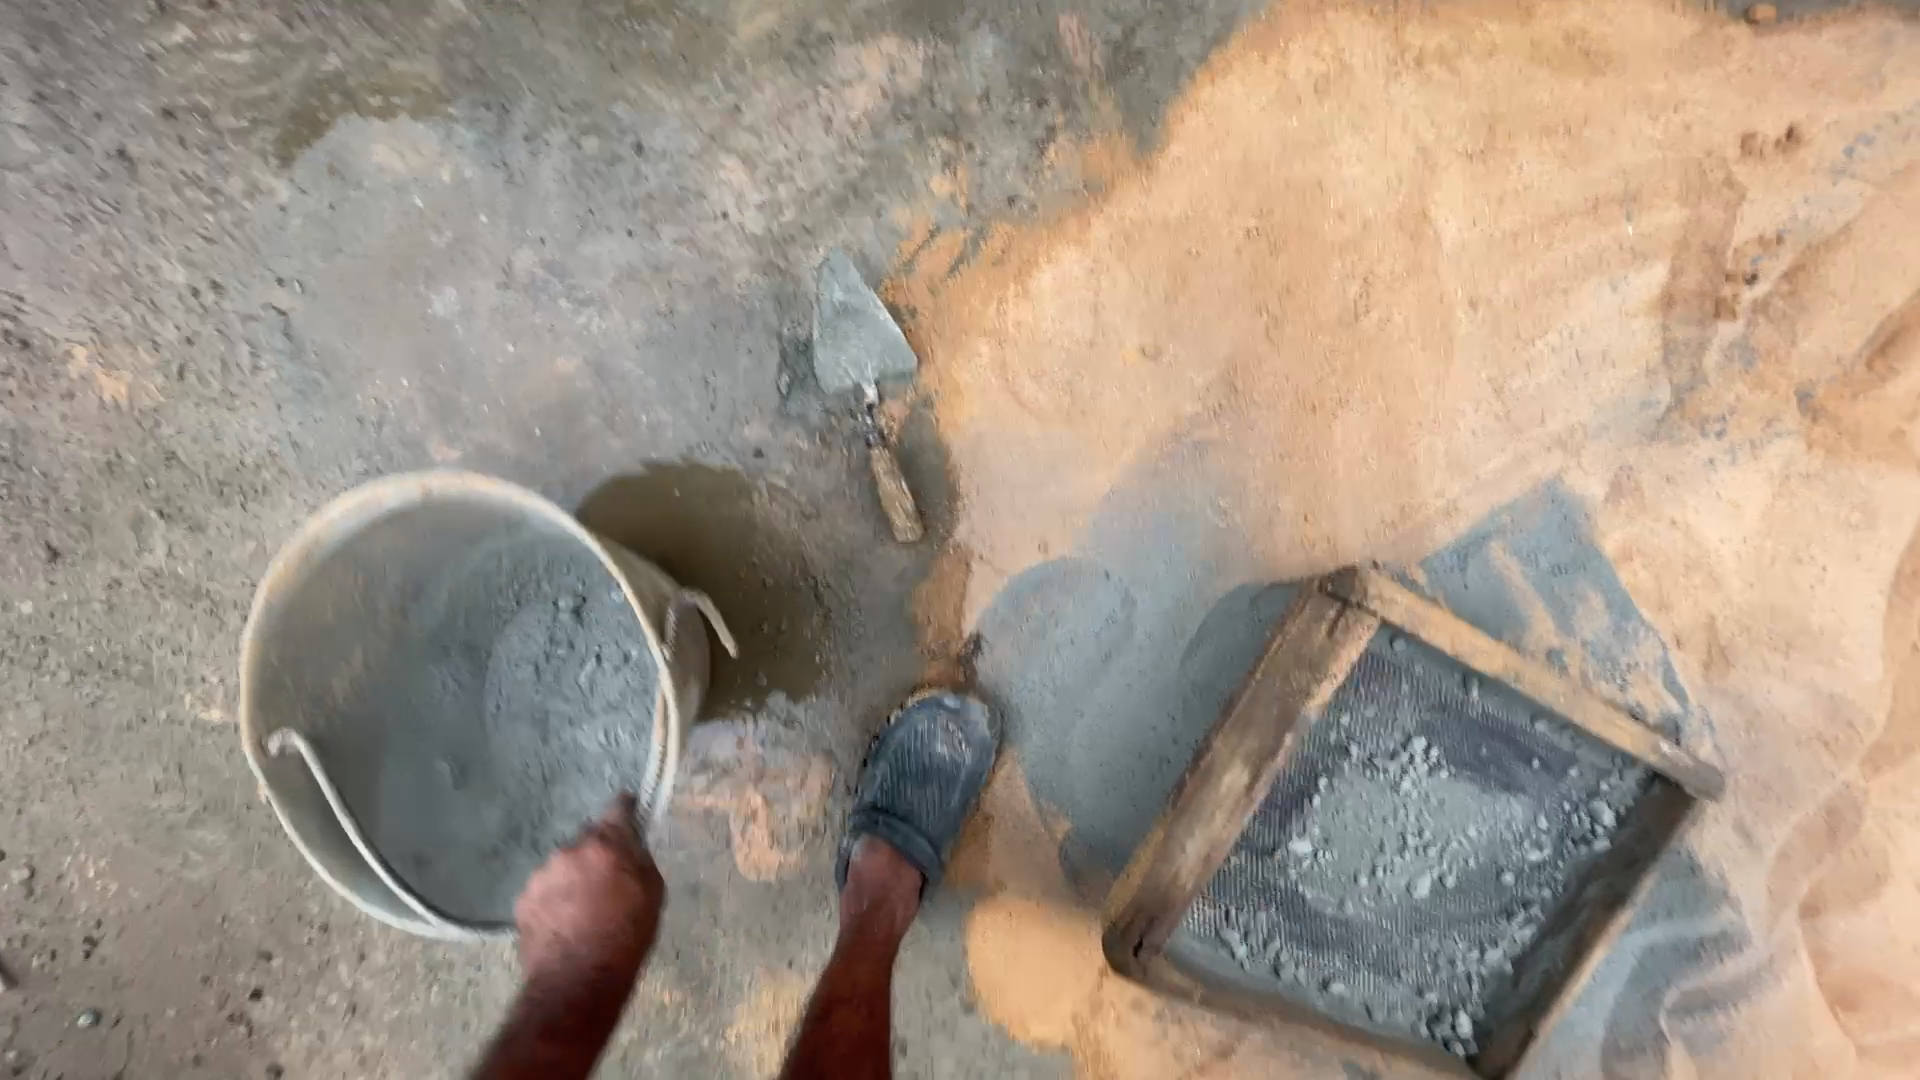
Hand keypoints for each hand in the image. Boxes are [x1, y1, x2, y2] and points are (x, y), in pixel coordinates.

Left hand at [514, 793, 664, 987]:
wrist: (578, 980)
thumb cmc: (627, 932)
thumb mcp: (653, 890)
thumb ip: (639, 859)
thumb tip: (630, 847)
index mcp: (606, 843)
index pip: (617, 807)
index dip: (626, 807)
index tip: (630, 809)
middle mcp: (570, 850)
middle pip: (588, 838)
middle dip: (598, 850)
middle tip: (608, 875)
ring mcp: (542, 875)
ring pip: (564, 864)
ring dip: (574, 875)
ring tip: (583, 905)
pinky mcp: (522, 901)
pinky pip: (545, 889)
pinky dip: (555, 897)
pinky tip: (564, 920)